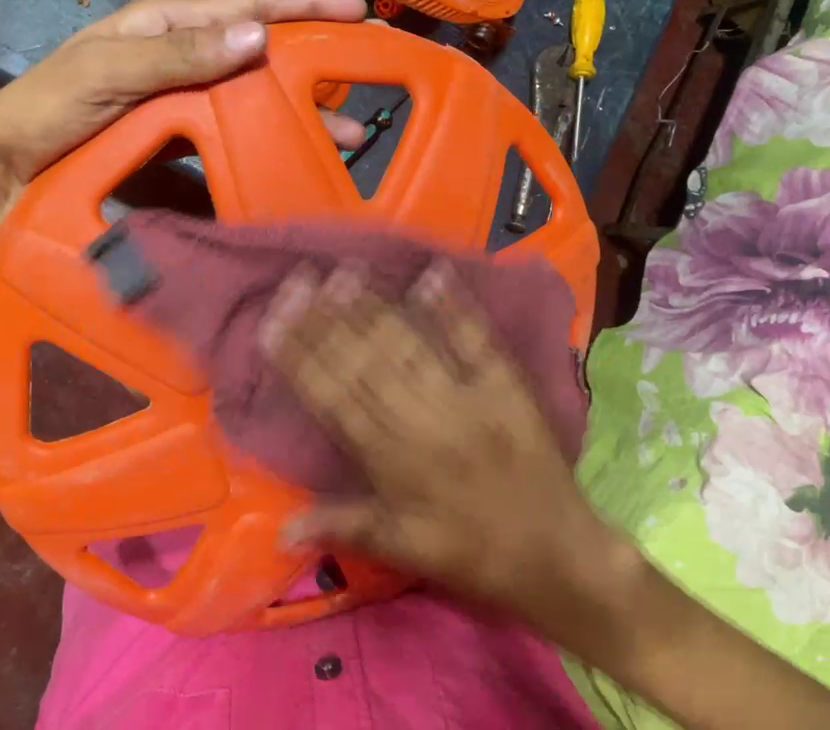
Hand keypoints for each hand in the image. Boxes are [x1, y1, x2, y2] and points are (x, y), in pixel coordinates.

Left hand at [0, 0, 367, 185]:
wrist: (4, 170)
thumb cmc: (50, 107)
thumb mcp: (111, 72)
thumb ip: (181, 57)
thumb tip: (259, 36)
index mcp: (163, 25)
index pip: (244, 7)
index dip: (301, 6)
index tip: (356, 9)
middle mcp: (177, 57)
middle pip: (256, 54)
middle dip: (312, 64)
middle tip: (364, 80)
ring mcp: (176, 99)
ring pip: (248, 98)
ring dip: (294, 113)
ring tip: (341, 135)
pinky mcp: (171, 138)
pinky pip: (226, 134)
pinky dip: (259, 143)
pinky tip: (285, 159)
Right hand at [259, 261, 619, 621]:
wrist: (557, 556)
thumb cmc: (471, 555)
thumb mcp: (402, 550)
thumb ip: (342, 526)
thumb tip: (280, 530)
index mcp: (391, 460)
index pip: (333, 398)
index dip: (298, 357)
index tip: (272, 319)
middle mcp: (421, 422)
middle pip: (363, 363)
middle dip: (325, 319)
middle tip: (298, 278)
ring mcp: (466, 399)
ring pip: (408, 347)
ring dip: (374, 308)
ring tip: (344, 271)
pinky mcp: (506, 387)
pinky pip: (476, 342)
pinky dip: (454, 308)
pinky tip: (431, 273)